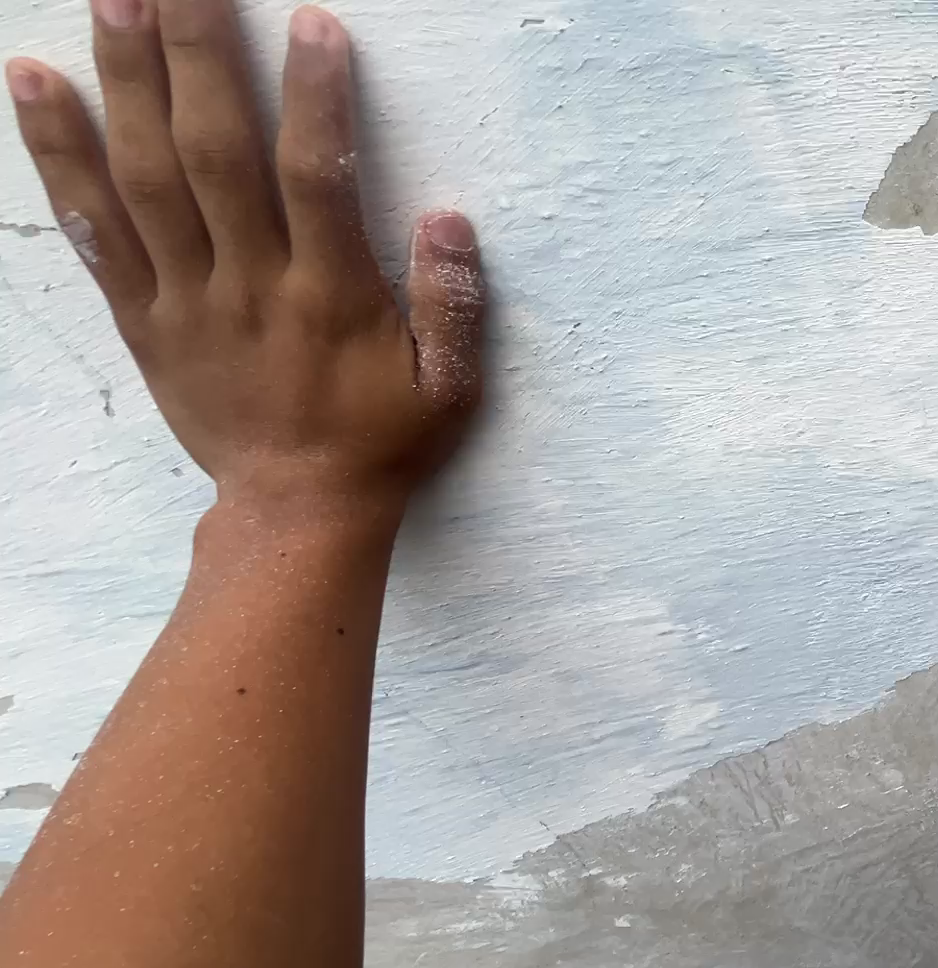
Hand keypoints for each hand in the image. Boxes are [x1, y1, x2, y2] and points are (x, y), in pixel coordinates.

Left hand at [7, 1, 483, 527]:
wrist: (302, 506)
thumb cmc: (389, 444)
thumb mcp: (452, 390)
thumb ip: (453, 308)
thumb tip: (449, 220)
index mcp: (334, 299)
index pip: (319, 178)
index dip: (317, 99)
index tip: (315, 28)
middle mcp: (252, 284)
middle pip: (216, 152)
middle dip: (200, 54)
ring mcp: (187, 297)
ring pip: (145, 173)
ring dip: (125, 78)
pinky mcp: (144, 315)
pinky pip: (92, 226)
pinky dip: (57, 151)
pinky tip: (35, 82)